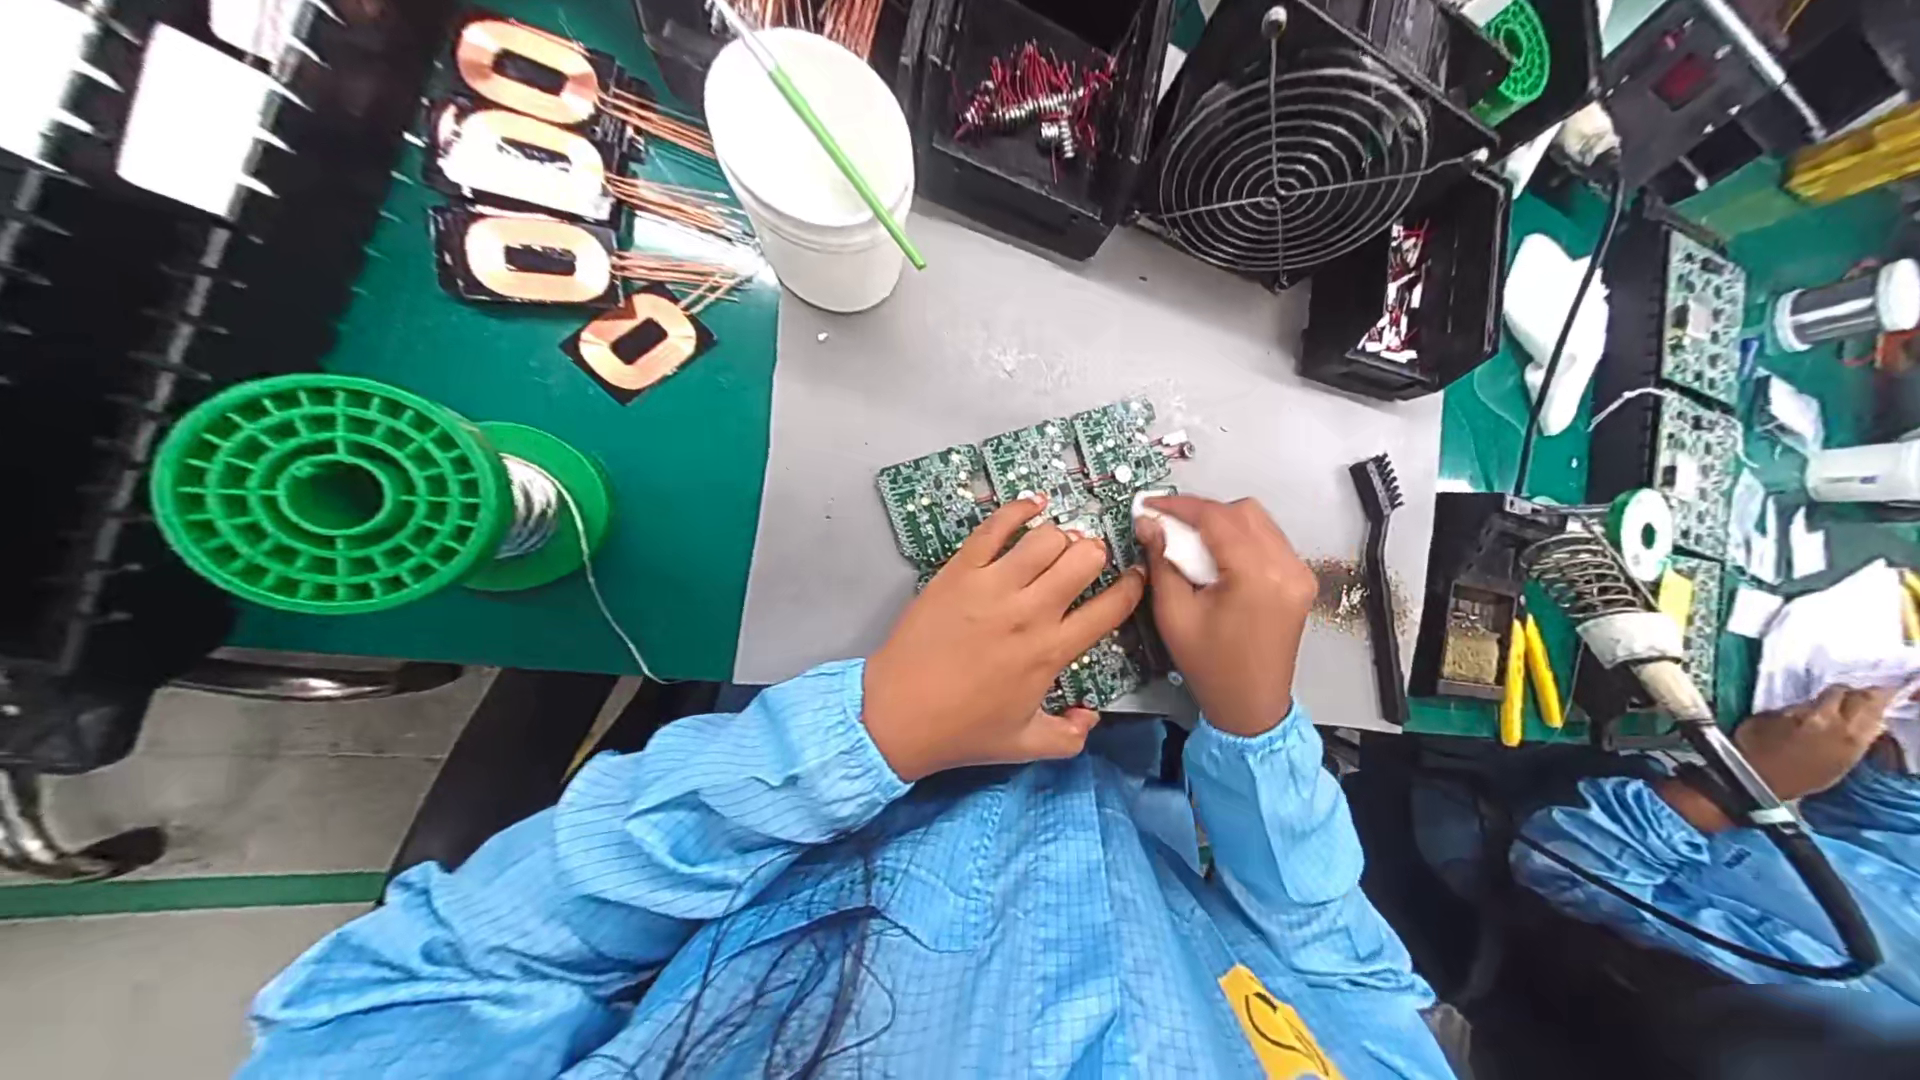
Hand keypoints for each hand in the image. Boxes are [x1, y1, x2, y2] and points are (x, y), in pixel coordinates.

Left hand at [862, 496, 1146, 781]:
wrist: (896, 714)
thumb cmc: (962, 730)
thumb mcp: (1026, 745)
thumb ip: (1070, 736)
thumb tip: (1092, 717)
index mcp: (1052, 651)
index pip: (1111, 607)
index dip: (1132, 587)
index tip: (1133, 578)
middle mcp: (1030, 612)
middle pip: (1084, 559)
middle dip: (1095, 555)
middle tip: (1085, 562)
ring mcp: (992, 586)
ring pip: (1046, 538)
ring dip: (1060, 537)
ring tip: (1056, 545)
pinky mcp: (959, 570)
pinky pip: (994, 527)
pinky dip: (1018, 510)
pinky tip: (1032, 505)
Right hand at [1135, 495, 1315, 736]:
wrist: (1250, 705)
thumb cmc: (1208, 664)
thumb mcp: (1174, 614)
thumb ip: (1162, 562)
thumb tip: (1148, 523)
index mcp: (1256, 576)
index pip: (1218, 518)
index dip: (1180, 506)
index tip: (1150, 505)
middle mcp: (1287, 567)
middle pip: (1243, 511)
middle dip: (1202, 512)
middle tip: (1169, 526)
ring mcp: (1299, 573)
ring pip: (1259, 521)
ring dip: (1222, 522)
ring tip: (1189, 540)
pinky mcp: (1299, 580)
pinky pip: (1268, 540)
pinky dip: (1239, 537)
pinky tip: (1216, 556)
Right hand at [1659, 684, 1895, 832]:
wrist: (1763, 780)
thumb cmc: (1754, 746)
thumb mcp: (1764, 720)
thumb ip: (1792, 709)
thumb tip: (1809, 703)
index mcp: (1817, 716)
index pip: (1838, 691)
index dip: (1837, 685)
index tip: (1835, 682)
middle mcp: (1845, 728)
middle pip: (1868, 703)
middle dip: (1870, 692)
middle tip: (1869, 685)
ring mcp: (1856, 743)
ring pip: (1877, 719)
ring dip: (1874, 708)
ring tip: (1869, 700)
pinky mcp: (1857, 755)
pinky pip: (1872, 733)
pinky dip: (1871, 723)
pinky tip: (1864, 720)